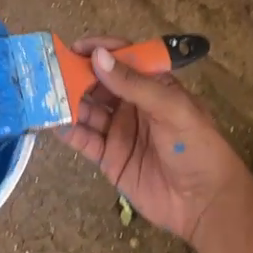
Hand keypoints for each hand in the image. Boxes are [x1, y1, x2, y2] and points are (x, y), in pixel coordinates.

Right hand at [55, 35, 251, 245]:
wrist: (206, 203)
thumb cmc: (196, 146)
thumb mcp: (171, 108)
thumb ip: (133, 84)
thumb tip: (97, 56)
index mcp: (151, 84)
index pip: (121, 58)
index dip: (99, 50)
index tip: (76, 48)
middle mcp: (131, 103)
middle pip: (97, 82)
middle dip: (75, 75)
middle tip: (51, 72)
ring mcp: (119, 130)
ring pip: (87, 109)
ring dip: (68, 102)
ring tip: (46, 96)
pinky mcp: (110, 157)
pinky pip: (84, 140)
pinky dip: (68, 131)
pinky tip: (54, 123)